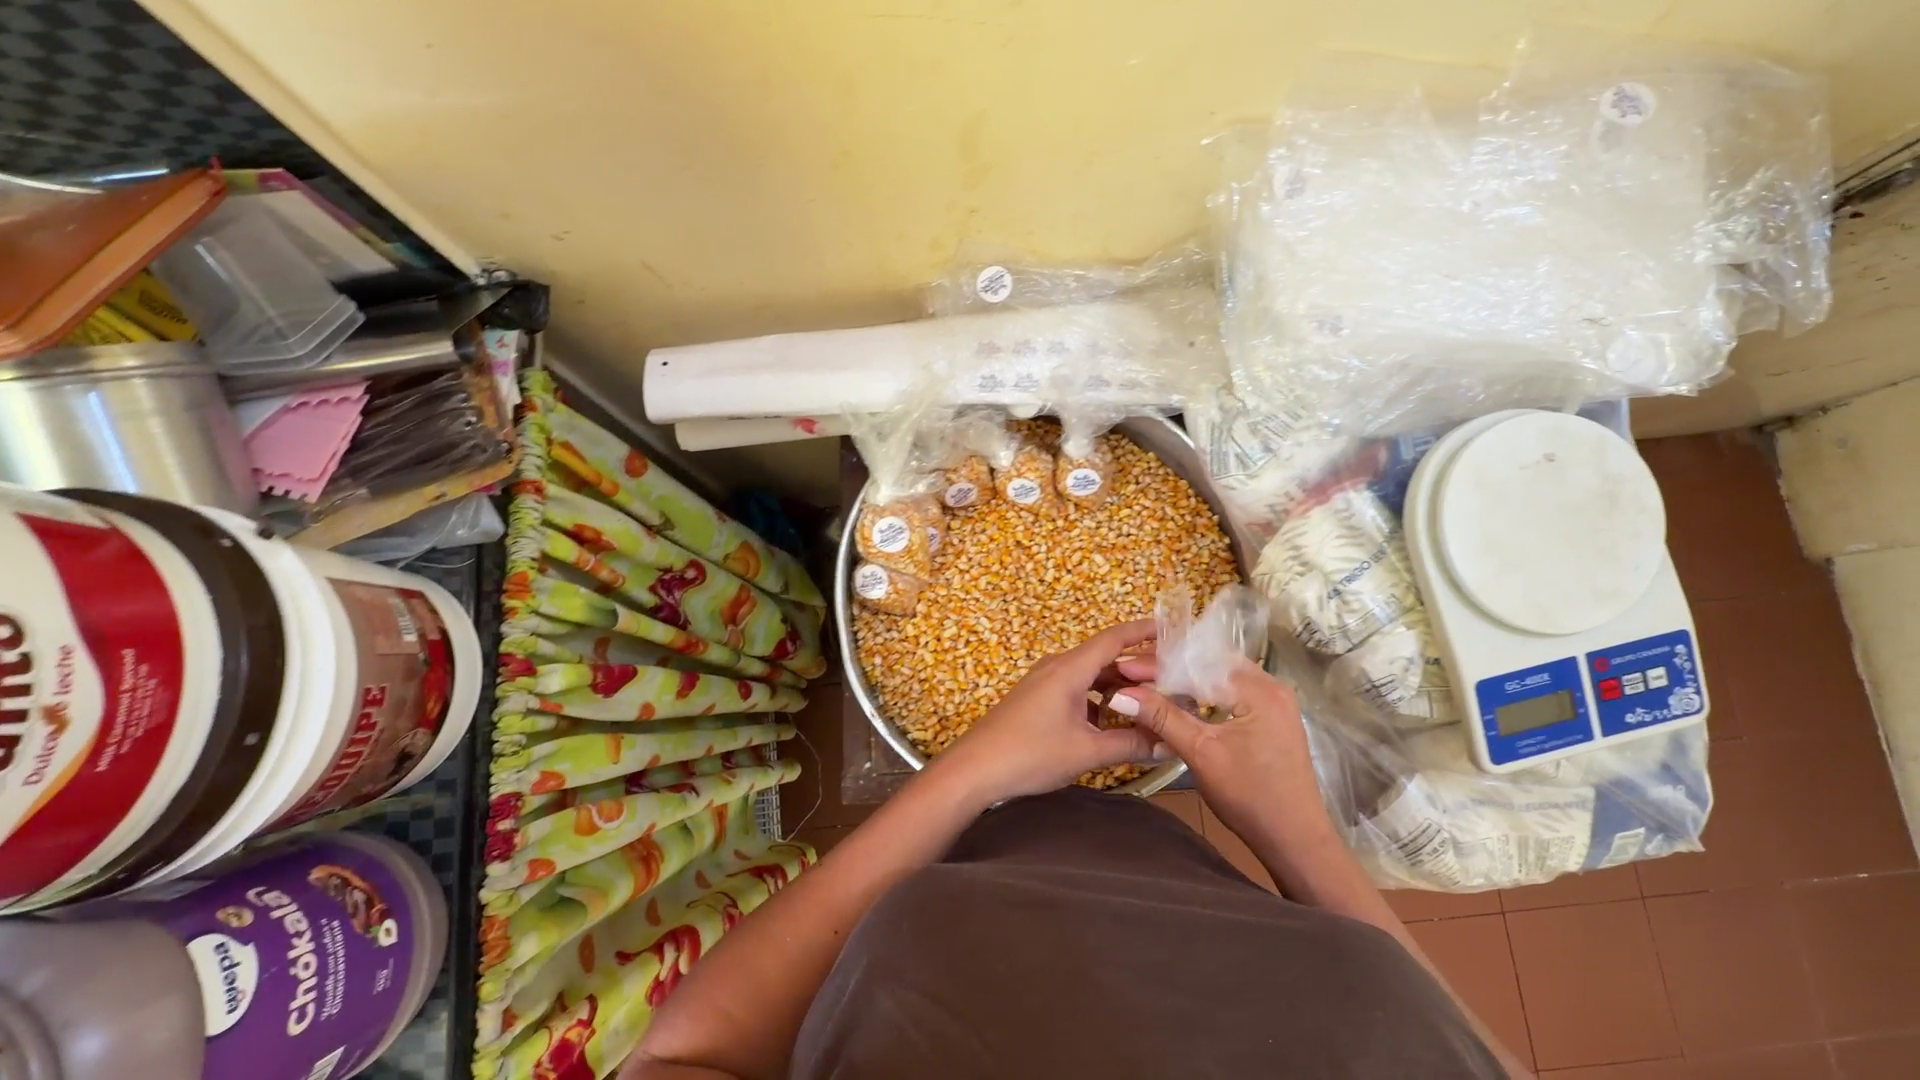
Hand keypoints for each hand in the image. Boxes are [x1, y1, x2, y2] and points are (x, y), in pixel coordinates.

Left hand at [929, 620, 1162, 807]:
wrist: (974, 770)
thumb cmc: (1030, 754)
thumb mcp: (1086, 752)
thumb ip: (1130, 745)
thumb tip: (1169, 744)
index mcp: (1070, 669)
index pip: (1114, 639)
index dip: (1143, 631)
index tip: (1170, 628)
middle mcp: (1057, 667)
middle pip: (1104, 657)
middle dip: (1137, 667)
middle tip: (1170, 680)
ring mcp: (1043, 682)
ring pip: (1089, 675)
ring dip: (1117, 686)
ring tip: (1148, 702)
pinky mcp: (1036, 699)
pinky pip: (1075, 688)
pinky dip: (1097, 698)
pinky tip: (1111, 722)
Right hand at [1110, 655, 1334, 848]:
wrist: (1295, 839)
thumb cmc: (1250, 796)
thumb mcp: (1201, 753)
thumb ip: (1162, 717)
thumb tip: (1120, 693)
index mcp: (1259, 689)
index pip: (1199, 663)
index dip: (1157, 664)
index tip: (1123, 667)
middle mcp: (1271, 686)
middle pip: (1210, 665)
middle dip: (1168, 667)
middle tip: (1131, 672)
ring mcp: (1274, 702)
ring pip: (1219, 679)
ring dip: (1184, 681)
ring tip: (1148, 684)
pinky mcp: (1271, 719)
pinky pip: (1230, 694)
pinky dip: (1202, 695)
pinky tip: (1179, 702)